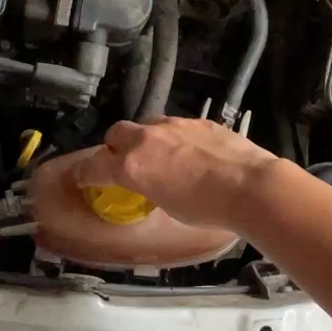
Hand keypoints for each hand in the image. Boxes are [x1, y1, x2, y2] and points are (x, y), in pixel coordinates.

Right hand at [72, 117, 291, 231]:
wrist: (250, 186)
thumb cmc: (208, 209)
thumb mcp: (169, 207)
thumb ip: (152, 187)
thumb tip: (155, 182)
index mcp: (132, 165)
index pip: (95, 166)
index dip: (85, 173)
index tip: (81, 178)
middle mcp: (147, 139)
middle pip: (117, 133)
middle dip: (115, 147)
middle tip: (124, 163)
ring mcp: (175, 125)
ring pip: (148, 125)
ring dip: (147, 139)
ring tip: (161, 157)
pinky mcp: (200, 121)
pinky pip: (178, 126)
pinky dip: (177, 138)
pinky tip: (193, 154)